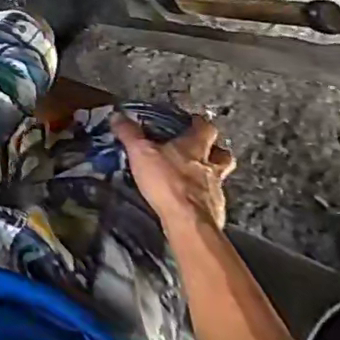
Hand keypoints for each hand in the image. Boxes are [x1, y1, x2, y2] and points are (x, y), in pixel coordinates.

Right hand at [112, 112, 235, 229]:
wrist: (188, 223)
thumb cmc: (166, 182)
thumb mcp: (141, 153)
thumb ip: (130, 134)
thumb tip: (117, 115)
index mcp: (195, 147)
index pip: (205, 128)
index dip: (200, 123)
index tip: (194, 121)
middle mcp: (210, 167)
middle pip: (223, 154)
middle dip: (216, 151)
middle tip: (205, 151)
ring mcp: (216, 191)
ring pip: (220, 178)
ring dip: (212, 177)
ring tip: (198, 179)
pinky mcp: (216, 214)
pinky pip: (213, 202)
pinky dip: (205, 201)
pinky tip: (193, 205)